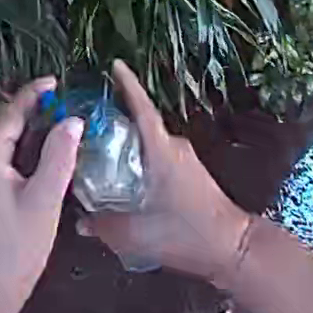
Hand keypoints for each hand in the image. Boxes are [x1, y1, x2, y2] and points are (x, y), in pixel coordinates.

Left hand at [0, 78, 81, 312]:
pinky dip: (4, 151)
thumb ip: (59, 155)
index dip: (34, 93)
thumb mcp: (43, 202)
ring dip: (15, 132)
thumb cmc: (10, 255)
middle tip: (57, 109)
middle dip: (26, 111)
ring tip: (46, 133)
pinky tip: (23, 165)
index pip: (10, 111)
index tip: (55, 81)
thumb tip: (72, 120)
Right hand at [79, 61, 256, 285]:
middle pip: (141, 124)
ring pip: (149, 142)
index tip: (115, 64)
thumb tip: (80, 222)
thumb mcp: (138, 235)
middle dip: (117, 119)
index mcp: (162, 150)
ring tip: (100, 151)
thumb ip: (105, 226)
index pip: (143, 109)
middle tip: (89, 121)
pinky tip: (125, 177)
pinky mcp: (188, 172)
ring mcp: (184, 158)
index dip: (128, 85)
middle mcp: (174, 147)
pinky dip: (140, 159)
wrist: (231, 248)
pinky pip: (158, 155)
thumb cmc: (187, 234)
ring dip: (128, 143)